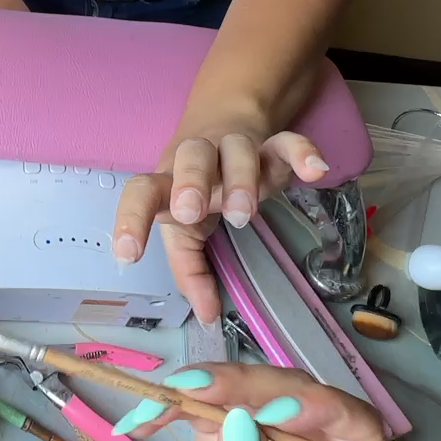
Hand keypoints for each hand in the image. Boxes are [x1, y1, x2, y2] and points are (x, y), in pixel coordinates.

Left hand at [112, 99, 329, 323]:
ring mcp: (235, 148)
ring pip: (237, 149)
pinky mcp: (273, 146)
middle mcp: (197, 160)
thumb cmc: (197, 189)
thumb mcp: (186, 228)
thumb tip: (208, 316)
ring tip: (243, 214)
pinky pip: (288, 143)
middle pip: (191, 156)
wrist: (225, 123)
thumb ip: (190, 270)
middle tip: (190, 212)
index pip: (142, 193)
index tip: (127, 256)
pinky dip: (301, 153)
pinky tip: (313, 172)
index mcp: (168, 183)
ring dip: (240, 179)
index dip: (131, 220)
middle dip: (190, 182)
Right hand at [118, 364, 385, 440]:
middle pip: (292, 393)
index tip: (275, 411)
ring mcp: (268, 439)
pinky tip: (144, 420)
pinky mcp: (227, 433)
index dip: (325, 407)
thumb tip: (240, 425)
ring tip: (164, 396)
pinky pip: (205, 403)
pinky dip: (173, 405)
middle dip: (246, 384)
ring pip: (247, 388)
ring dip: (204, 383)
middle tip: (197, 388)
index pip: (357, 431)